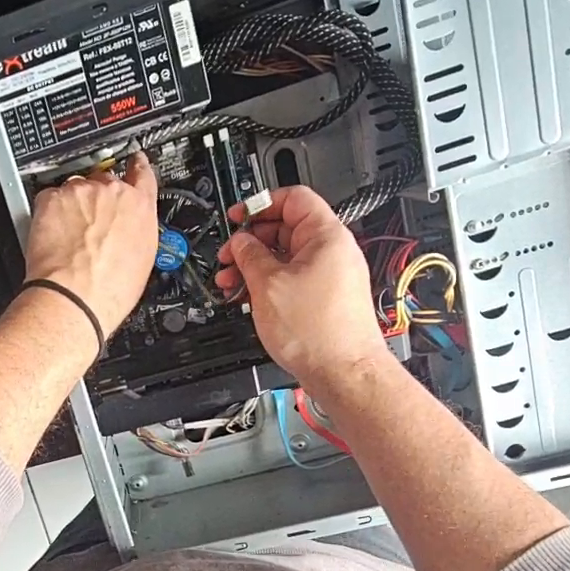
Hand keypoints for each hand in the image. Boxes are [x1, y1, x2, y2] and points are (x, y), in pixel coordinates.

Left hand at [21, 153, 159, 334]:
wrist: (75, 298)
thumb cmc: (108, 291)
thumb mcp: (141, 262)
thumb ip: (136, 233)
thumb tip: (128, 235)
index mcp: (140, 209)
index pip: (143, 175)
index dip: (136, 167)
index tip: (134, 162)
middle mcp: (112, 193)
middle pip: (104, 181)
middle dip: (96, 198)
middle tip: (89, 224)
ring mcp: (81, 193)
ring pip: (75, 188)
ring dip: (72, 205)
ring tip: (68, 236)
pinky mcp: (53, 199)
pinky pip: (49, 196)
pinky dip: (48, 211)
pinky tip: (52, 234)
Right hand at [215, 186, 385, 388]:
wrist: (341, 372)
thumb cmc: (318, 333)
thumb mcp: (268, 285)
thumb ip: (250, 256)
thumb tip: (240, 242)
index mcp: (326, 236)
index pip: (292, 198)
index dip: (260, 204)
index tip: (238, 216)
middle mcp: (333, 252)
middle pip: (285, 229)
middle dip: (251, 242)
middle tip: (228, 257)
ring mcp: (330, 275)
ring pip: (285, 257)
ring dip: (254, 266)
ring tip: (231, 282)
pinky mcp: (324, 298)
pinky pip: (291, 279)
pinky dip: (268, 284)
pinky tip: (249, 297)